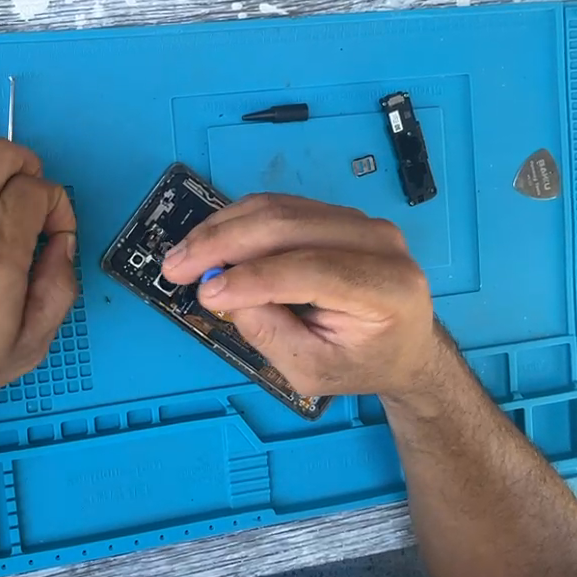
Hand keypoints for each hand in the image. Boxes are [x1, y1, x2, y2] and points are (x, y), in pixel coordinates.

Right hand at [159, 194, 452, 402]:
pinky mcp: (336, 214)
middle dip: (223, 244)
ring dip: (221, 229)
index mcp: (387, 288)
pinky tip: (207, 242)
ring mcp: (358, 221)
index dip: (253, 279)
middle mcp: (379, 242)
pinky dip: (236, 222)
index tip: (204, 294)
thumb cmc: (360, 364)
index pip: (312, 271)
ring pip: (277, 208)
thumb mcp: (314, 370)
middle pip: (289, 226)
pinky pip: (278, 206)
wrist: (401, 344)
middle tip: (175, 267)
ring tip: (181, 256)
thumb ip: (270, 332)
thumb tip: (221, 290)